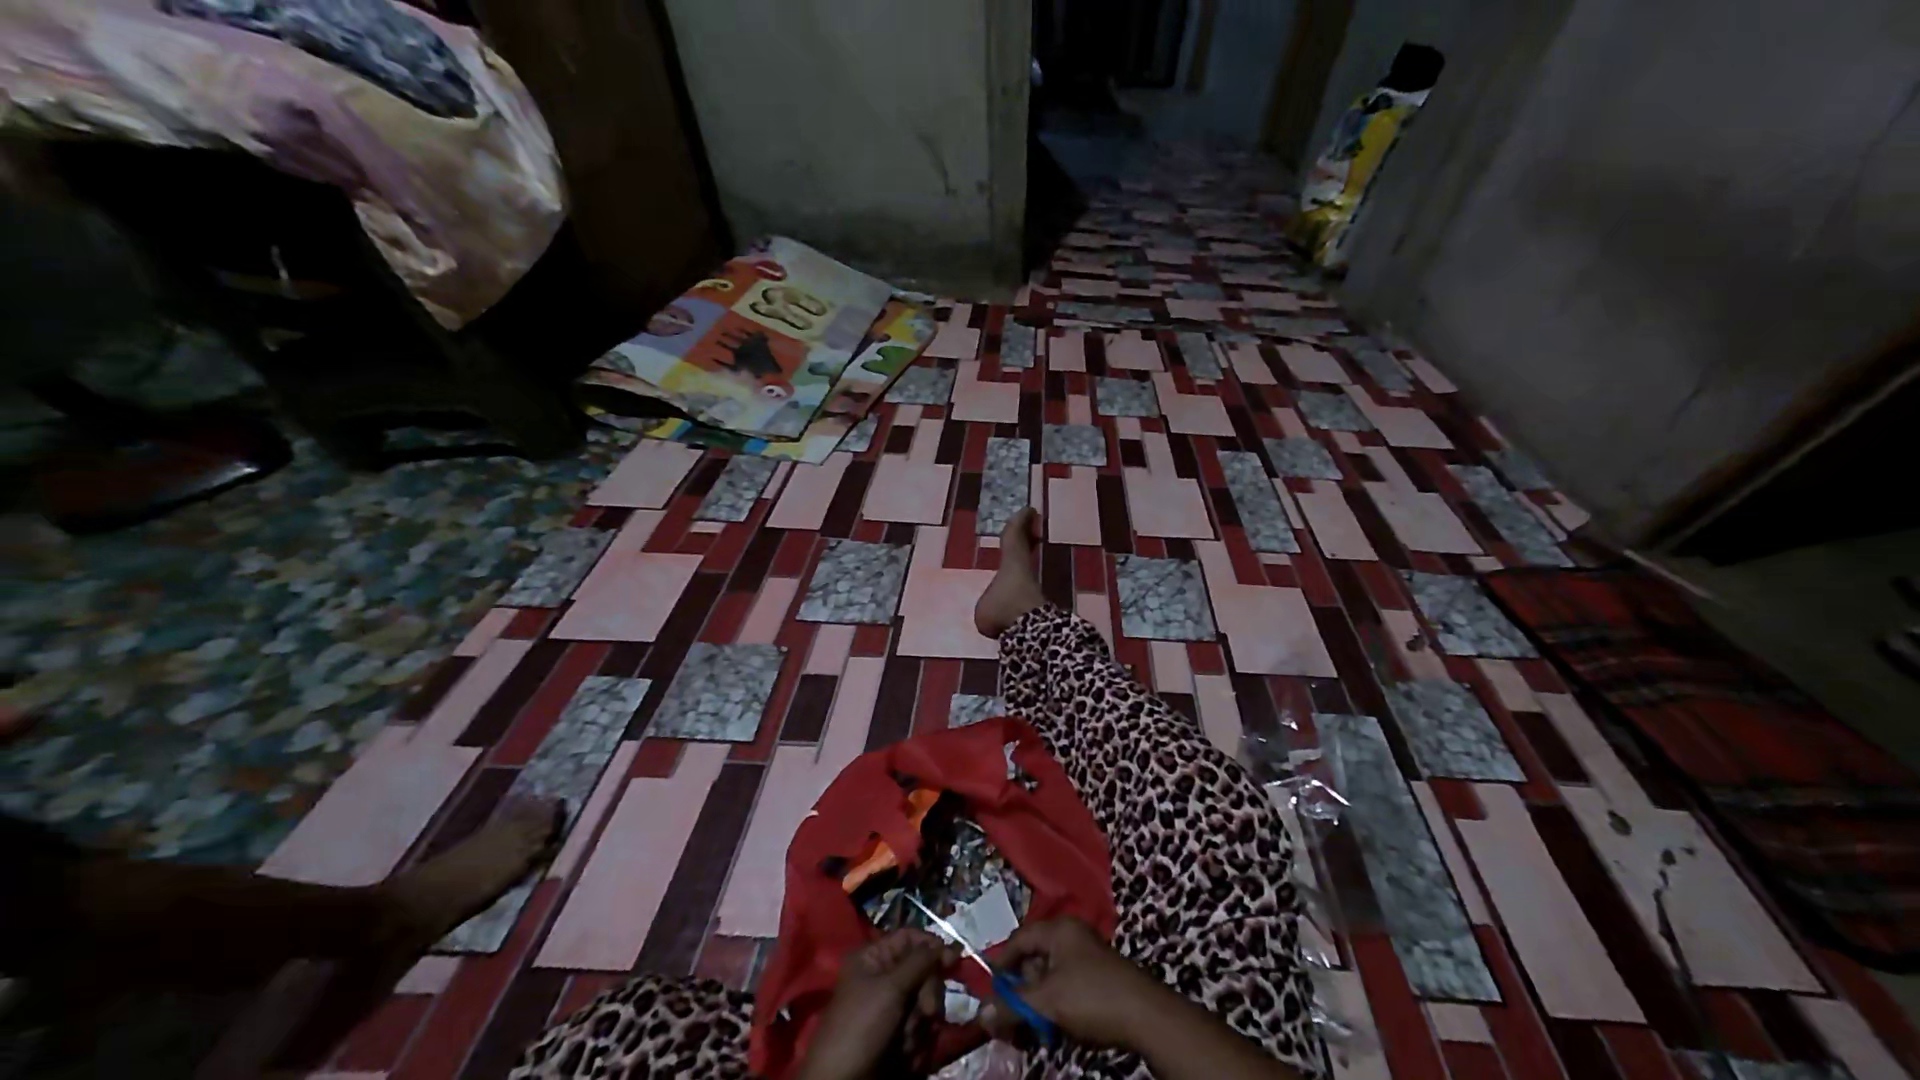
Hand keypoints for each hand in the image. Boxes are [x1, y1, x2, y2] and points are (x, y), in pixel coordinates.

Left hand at [796, 929, 958, 1079]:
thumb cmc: (861, 1025)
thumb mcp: (890, 988)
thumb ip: (919, 961)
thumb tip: (946, 943)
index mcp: (873, 957)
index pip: (909, 937)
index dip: (931, 945)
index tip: (953, 959)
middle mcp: (883, 975)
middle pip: (921, 968)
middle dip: (928, 990)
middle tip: (927, 1009)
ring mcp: (891, 1004)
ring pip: (924, 997)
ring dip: (922, 1016)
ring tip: (908, 1035)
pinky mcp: (897, 1030)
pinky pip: (919, 1022)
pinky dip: (917, 1035)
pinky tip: (906, 1047)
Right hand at [980, 917, 1171, 1049]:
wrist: (1147, 1016)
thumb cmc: (1092, 997)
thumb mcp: (1048, 1001)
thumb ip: (1013, 1004)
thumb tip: (981, 1013)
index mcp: (1058, 929)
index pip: (1019, 939)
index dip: (1001, 963)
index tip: (988, 989)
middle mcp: (1071, 935)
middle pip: (1033, 957)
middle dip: (1019, 988)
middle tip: (1008, 1014)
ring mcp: (1086, 955)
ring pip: (1049, 975)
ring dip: (1036, 1000)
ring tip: (1031, 1026)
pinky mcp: (1097, 976)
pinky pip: (1065, 984)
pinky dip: (1054, 1003)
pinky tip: (1052, 1025)